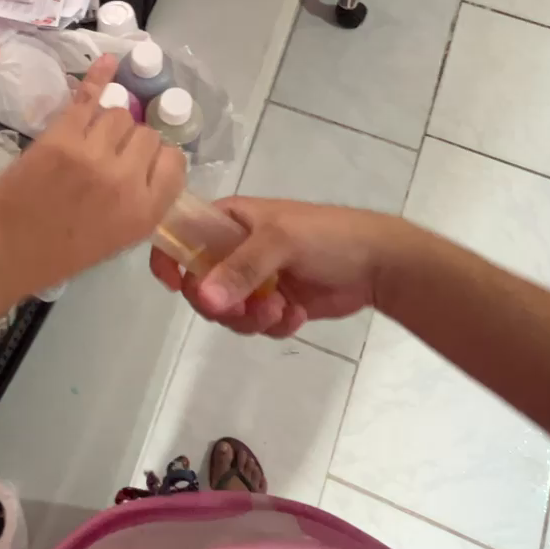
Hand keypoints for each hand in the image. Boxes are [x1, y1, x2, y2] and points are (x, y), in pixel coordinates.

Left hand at [0, 56, 184, 319]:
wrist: (4, 252)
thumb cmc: (59, 253)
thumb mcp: (118, 238)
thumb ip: (141, 201)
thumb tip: (148, 164)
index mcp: (145, 212)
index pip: (174, 161)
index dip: (158, 158)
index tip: (141, 162)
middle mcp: (126, 180)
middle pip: (146, 134)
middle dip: (131, 141)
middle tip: (109, 154)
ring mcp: (93, 154)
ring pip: (118, 114)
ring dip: (108, 122)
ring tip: (91, 139)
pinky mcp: (61, 136)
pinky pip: (88, 96)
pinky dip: (99, 77)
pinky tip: (109, 62)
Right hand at [149, 197, 406, 337]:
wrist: (380, 264)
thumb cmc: (327, 236)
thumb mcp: (281, 241)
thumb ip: (241, 269)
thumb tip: (203, 300)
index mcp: (229, 222)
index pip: (182, 234)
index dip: (169, 257)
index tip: (173, 284)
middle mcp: (234, 250)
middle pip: (199, 284)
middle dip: (219, 303)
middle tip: (242, 309)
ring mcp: (254, 279)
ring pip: (226, 311)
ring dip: (249, 319)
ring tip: (281, 312)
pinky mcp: (274, 305)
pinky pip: (255, 325)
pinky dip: (273, 325)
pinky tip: (297, 316)